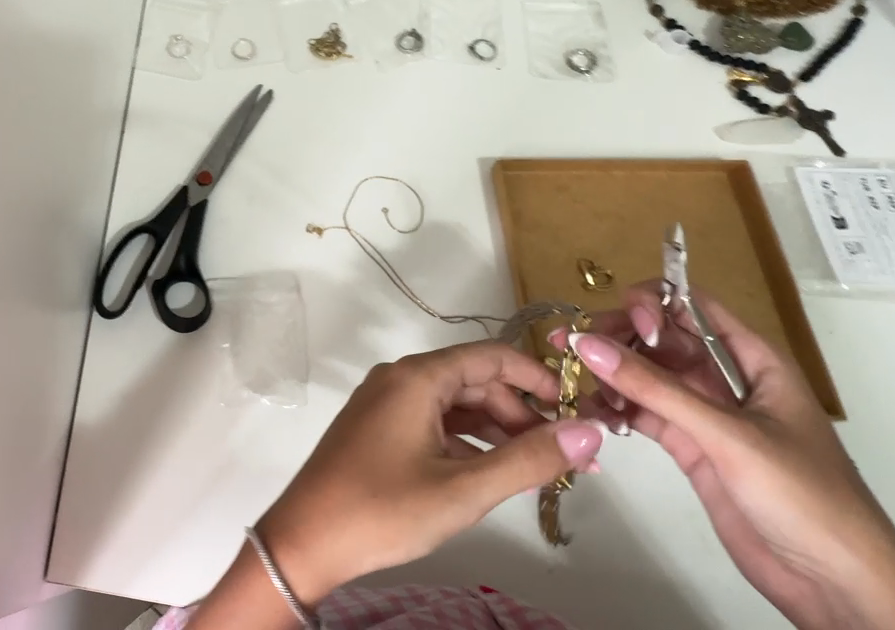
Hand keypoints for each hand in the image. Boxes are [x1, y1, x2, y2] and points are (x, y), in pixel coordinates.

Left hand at [256, 341, 604, 602]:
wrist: (306, 539)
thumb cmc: (384, 509)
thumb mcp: (463, 489)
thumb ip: (528, 459)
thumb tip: (588, 432)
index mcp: (417, 377)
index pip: (491, 356)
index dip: (538, 379)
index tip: (579, 410)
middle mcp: (399, 378)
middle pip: (475, 380)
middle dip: (522, 414)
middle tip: (568, 458)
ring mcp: (385, 403)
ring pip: (456, 404)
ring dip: (498, 431)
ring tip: (539, 470)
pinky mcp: (379, 428)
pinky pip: (434, 422)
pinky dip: (467, 441)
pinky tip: (492, 473)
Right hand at [556, 285, 894, 629]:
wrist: (839, 588)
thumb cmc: (806, 498)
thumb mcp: (729, 436)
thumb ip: (656, 389)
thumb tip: (587, 344)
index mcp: (752, 360)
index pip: (692, 306)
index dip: (653, 304)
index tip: (624, 328)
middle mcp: (723, 378)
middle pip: (658, 337)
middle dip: (614, 337)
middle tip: (568, 349)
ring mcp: (704, 413)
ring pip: (645, 374)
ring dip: (607, 373)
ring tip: (570, 384)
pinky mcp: (689, 447)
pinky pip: (642, 412)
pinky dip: (614, 408)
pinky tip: (592, 414)